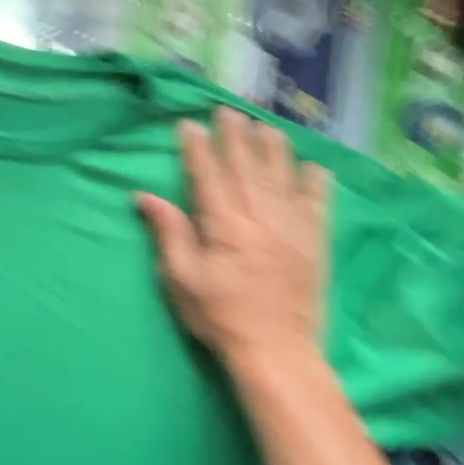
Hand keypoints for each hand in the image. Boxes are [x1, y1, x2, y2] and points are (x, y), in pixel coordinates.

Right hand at [134, 108, 331, 365]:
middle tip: (226, 112)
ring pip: (282, 179)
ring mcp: (294, 230)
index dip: (197, 149)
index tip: (189, 124)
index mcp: (225, 227)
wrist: (277, 352)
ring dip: (272, 150)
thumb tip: (145, 196)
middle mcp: (262, 220)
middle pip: (246, 169)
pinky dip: (316, 183)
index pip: (208, 177)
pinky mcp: (315, 244)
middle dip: (234, 138)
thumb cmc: (218, 315)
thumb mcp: (180, 278)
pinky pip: (318, 205)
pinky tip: (313, 167)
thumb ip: (169, 233)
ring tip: (264, 126)